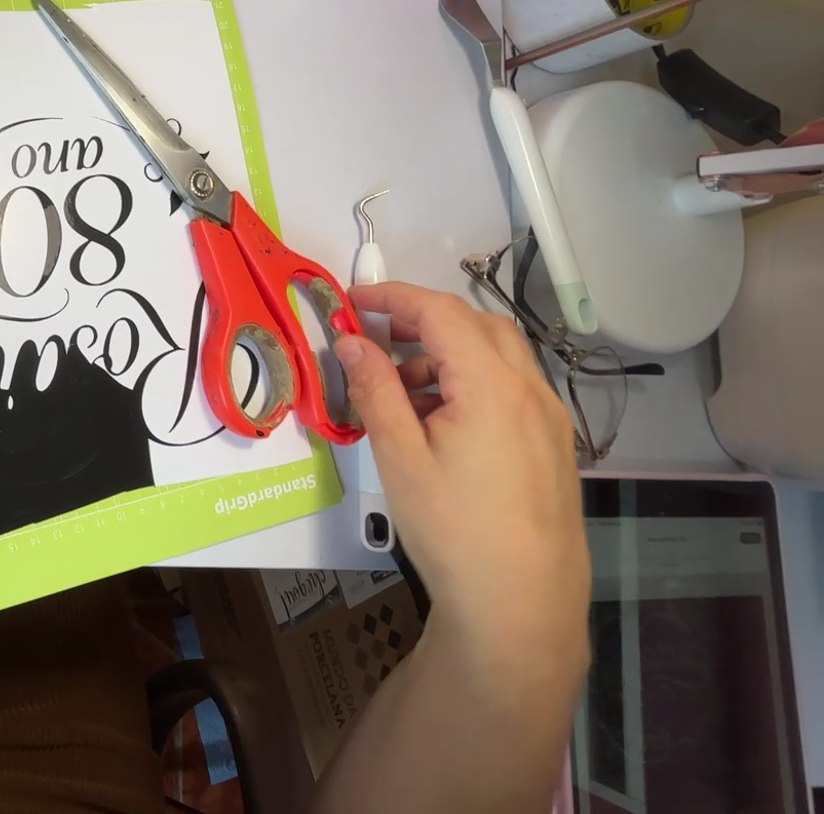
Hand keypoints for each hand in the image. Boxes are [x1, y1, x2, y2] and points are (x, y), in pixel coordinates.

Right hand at [336, 283, 588, 672]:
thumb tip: (351, 340)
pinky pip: (507, 387)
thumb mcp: (397, 454)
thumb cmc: (451, 525)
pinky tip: (431, 416)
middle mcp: (531, 393)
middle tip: (370, 331)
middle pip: (477, 324)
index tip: (349, 300)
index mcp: (492, 388)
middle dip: (420, 316)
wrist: (519, 602)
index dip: (393, 297)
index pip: (442, 313)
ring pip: (496, 354)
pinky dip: (465, 378)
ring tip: (393, 382)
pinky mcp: (550, 444)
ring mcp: (548, 419)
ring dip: (443, 349)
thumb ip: (375, 388)